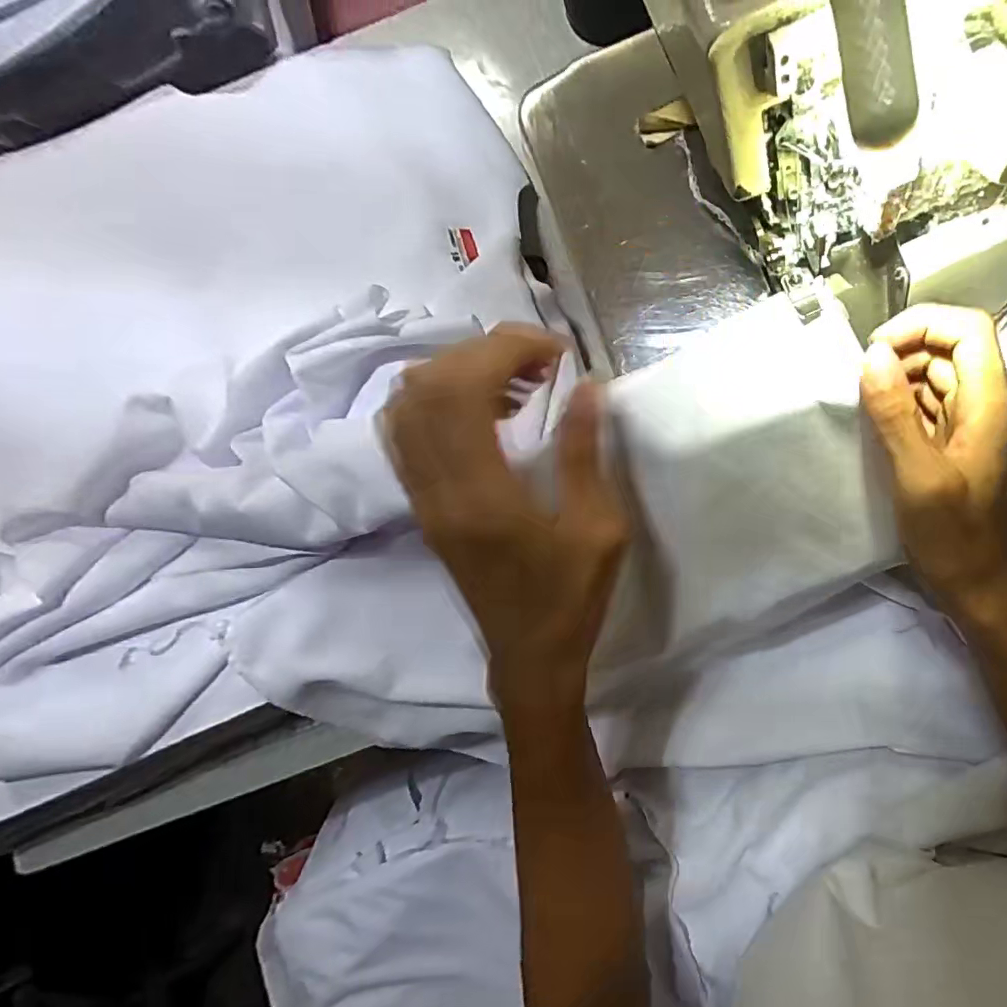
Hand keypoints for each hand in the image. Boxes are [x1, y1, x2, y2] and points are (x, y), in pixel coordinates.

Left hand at [383, 325, 628, 708]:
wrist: (529, 655)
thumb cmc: (572, 597)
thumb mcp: (599, 528)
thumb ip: (586, 455)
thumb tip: (587, 389)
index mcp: (482, 495)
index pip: (464, 388)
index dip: (507, 350)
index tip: (558, 354)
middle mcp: (437, 489)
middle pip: (429, 384)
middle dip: (485, 353)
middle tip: (544, 364)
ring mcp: (422, 497)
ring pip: (408, 404)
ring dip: (459, 373)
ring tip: (518, 382)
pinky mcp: (422, 505)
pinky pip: (407, 432)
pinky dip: (440, 400)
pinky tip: (485, 410)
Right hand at [860, 304, 1006, 616]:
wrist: (973, 586)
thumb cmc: (951, 537)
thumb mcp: (917, 474)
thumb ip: (895, 413)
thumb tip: (872, 356)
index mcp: (988, 404)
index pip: (968, 329)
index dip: (924, 324)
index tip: (878, 349)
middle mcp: (984, 406)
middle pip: (949, 348)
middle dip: (904, 351)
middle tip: (861, 379)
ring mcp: (969, 427)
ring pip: (936, 377)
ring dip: (899, 378)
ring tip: (863, 401)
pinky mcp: (953, 447)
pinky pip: (928, 408)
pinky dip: (901, 405)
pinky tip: (875, 422)